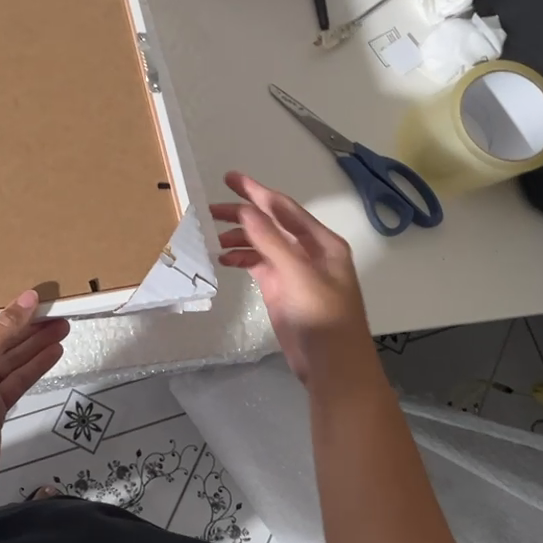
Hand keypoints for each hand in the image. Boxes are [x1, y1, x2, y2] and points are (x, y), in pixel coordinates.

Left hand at [0, 291, 69, 514]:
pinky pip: (16, 383)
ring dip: (36, 347)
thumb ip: (4, 330)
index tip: (39, 301)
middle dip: (29, 330)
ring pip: (11, 363)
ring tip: (64, 328)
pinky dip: (34, 369)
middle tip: (61, 314)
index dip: (12, 314)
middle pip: (0, 343)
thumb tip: (27, 297)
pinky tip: (54, 354)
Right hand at [211, 171, 379, 386]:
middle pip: (270, 224)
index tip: (230, 178)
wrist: (331, 364)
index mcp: (321, 243)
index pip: (284, 209)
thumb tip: (246, 210)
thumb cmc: (323, 317)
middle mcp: (307, 252)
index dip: (257, 192)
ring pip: (261, 245)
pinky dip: (240, 260)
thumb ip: (271, 241)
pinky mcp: (280, 289)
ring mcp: (293, 271)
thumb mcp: (298, 275)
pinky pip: (257, 265)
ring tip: (212, 237)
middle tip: (211, 208)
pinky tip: (224, 259)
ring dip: (238, 238)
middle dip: (243, 214)